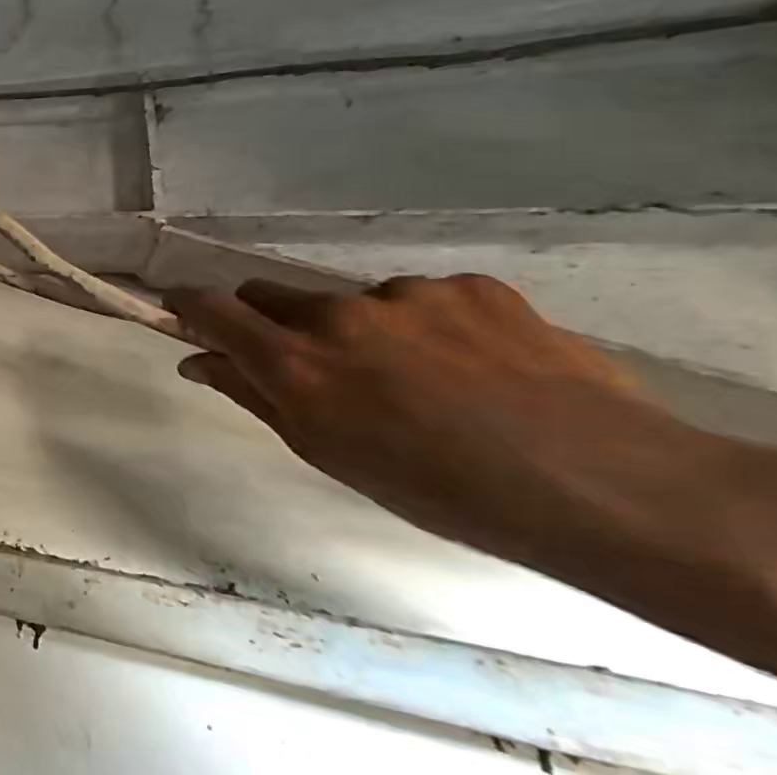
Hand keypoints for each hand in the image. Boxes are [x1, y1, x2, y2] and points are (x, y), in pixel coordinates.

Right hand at [167, 275, 700, 564]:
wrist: (598, 484)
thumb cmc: (439, 491)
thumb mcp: (328, 453)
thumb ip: (254, 395)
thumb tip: (198, 360)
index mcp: (298, 362)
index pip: (214, 309)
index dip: (188, 303)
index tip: (179, 306)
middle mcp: (339, 314)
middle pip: (273, 294)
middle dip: (274, 322)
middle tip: (312, 367)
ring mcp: (406, 292)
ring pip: (353, 302)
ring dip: (362, 333)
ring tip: (424, 384)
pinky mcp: (468, 284)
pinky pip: (422, 301)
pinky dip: (427, 328)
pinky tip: (474, 371)